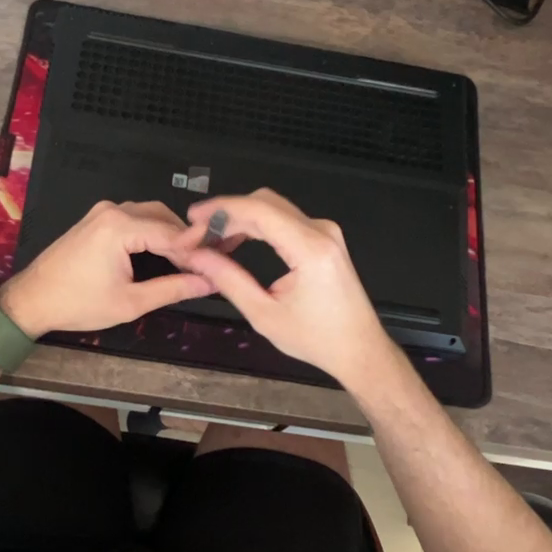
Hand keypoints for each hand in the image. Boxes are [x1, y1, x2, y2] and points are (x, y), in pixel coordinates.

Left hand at [0, 200, 213, 336]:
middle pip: (163, 217)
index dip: (197, 249)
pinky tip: (162, 255)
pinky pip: (134, 219)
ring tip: (186, 263)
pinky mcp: (96, 220)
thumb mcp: (131, 302)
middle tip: (204, 264)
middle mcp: (112, 210)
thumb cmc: (78, 303)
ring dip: (169, 235)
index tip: (218, 263)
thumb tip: (209, 282)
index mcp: (120, 227)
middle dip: (184, 240)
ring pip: (149, 216)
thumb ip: (173, 288)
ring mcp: (102, 212)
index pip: (172, 232)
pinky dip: (151, 233)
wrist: (32, 300)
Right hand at [172, 189, 399, 385]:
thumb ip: (228, 280)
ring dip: (239, 219)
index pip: (258, 210)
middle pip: (264, 202)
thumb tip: (197, 256)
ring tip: (210, 241)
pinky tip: (234, 242)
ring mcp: (325, 232)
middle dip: (226, 214)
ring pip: (273, 208)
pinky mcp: (324, 239)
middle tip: (196, 234)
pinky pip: (284, 220)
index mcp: (310, 249)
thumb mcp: (264, 315)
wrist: (359, 349)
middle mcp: (321, 231)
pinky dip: (256, 226)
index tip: (191, 220)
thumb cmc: (316, 339)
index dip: (220, 210)